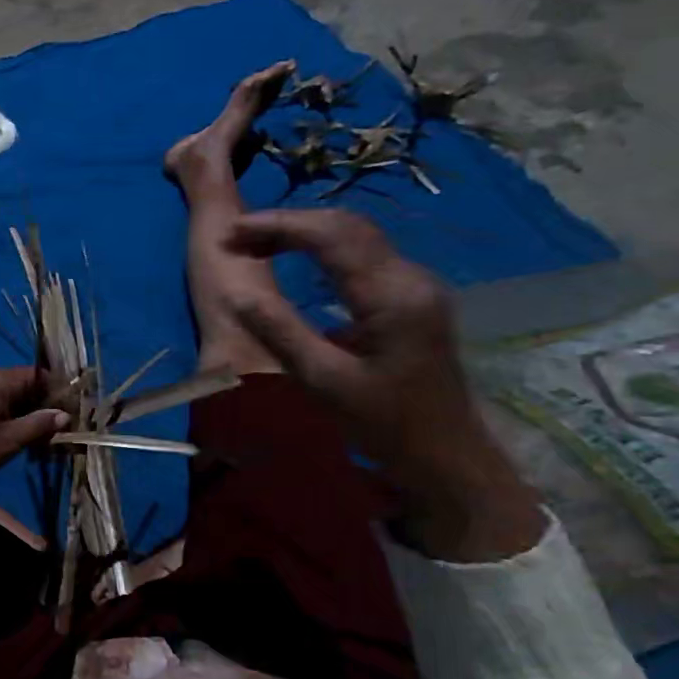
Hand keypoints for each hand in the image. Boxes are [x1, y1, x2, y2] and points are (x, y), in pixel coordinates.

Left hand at [0, 368, 69, 530]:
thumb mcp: (10, 440)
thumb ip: (40, 424)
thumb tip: (64, 415)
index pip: (37, 375)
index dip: (57, 392)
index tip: (73, 413)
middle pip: (23, 385)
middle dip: (43, 406)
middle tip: (59, 432)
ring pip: (9, 397)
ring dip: (27, 415)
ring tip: (40, 440)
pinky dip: (9, 417)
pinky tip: (16, 439)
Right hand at [223, 209, 545, 560]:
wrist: (448, 456)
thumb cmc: (385, 425)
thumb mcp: (324, 382)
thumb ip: (281, 332)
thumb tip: (237, 292)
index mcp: (392, 297)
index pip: (331, 236)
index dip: (277, 226)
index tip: (230, 232)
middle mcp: (410, 278)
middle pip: (345, 225)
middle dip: (286, 223)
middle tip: (236, 236)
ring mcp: (415, 284)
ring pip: (354, 235)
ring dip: (303, 231)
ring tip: (254, 243)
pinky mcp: (411, 296)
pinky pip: (362, 253)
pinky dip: (321, 246)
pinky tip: (294, 257)